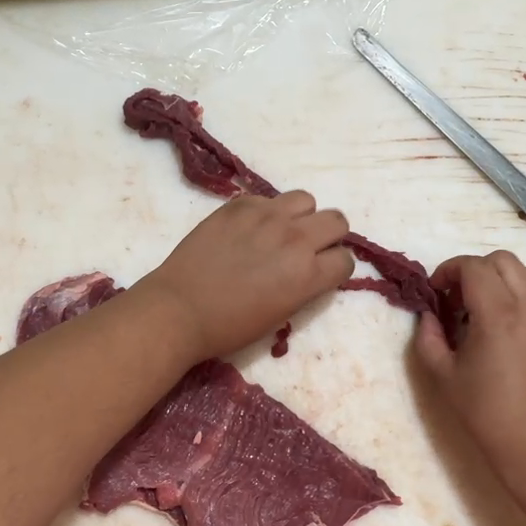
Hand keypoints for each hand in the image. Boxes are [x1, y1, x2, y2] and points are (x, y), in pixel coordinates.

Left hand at [135, 191, 354, 360]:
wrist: (180, 308)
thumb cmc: (229, 327)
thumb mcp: (280, 315)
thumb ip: (304, 287)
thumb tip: (310, 270)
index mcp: (308, 274)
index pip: (345, 259)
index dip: (335, 267)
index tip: (321, 272)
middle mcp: (295, 238)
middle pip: (336, 220)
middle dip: (328, 235)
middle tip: (308, 248)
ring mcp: (266, 216)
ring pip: (305, 199)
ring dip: (300, 216)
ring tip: (280, 231)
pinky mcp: (239, 205)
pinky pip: (267, 199)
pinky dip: (265, 212)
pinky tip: (247, 230)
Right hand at [413, 251, 525, 474]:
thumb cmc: (486, 412)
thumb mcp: (443, 376)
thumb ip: (429, 337)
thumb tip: (430, 315)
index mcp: (497, 314)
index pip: (472, 266)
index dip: (448, 270)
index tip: (435, 291)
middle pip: (501, 260)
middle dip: (474, 270)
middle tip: (458, 299)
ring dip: (500, 279)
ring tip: (485, 309)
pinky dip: (522, 292)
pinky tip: (509, 322)